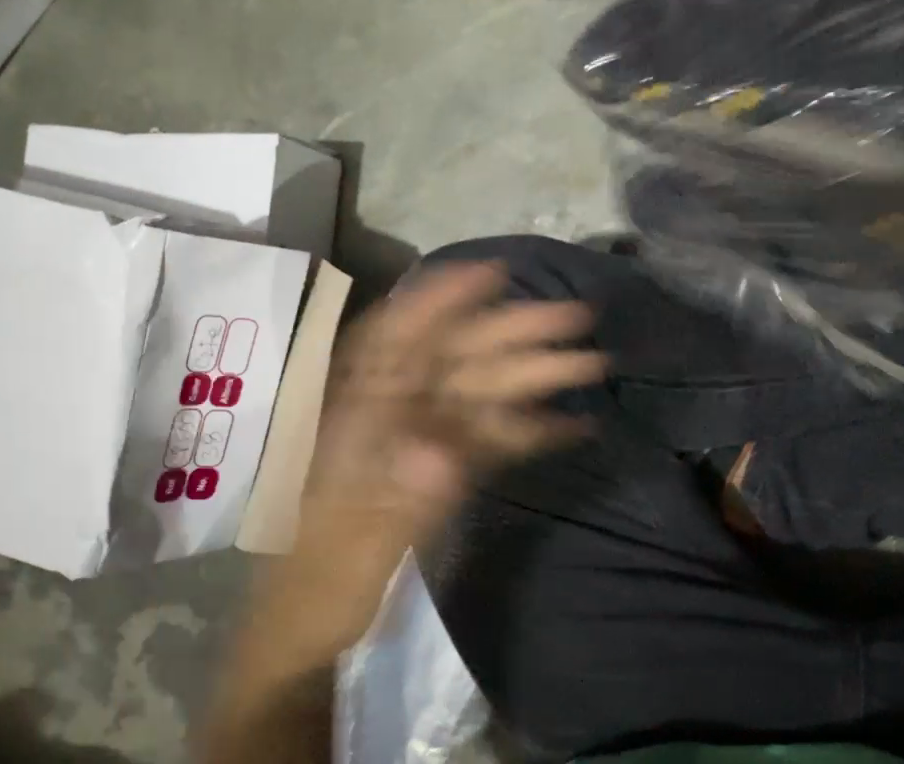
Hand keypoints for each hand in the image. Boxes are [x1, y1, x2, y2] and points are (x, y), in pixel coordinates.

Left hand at [288, 261, 606, 649]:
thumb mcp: (350, 545)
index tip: (490, 272)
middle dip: (514, 332)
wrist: (310, 630)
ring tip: (593, 361)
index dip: (441, 298)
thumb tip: (444, 451)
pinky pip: (494, 437)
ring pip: (484, 391)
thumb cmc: (315, 585)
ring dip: (536, 375)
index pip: (397, 339)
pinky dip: (533, 428)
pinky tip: (575, 424)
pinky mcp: (447, 468)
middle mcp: (394, 413)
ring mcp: (424, 439)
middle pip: (457, 358)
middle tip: (576, 316)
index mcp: (357, 415)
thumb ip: (397, 498)